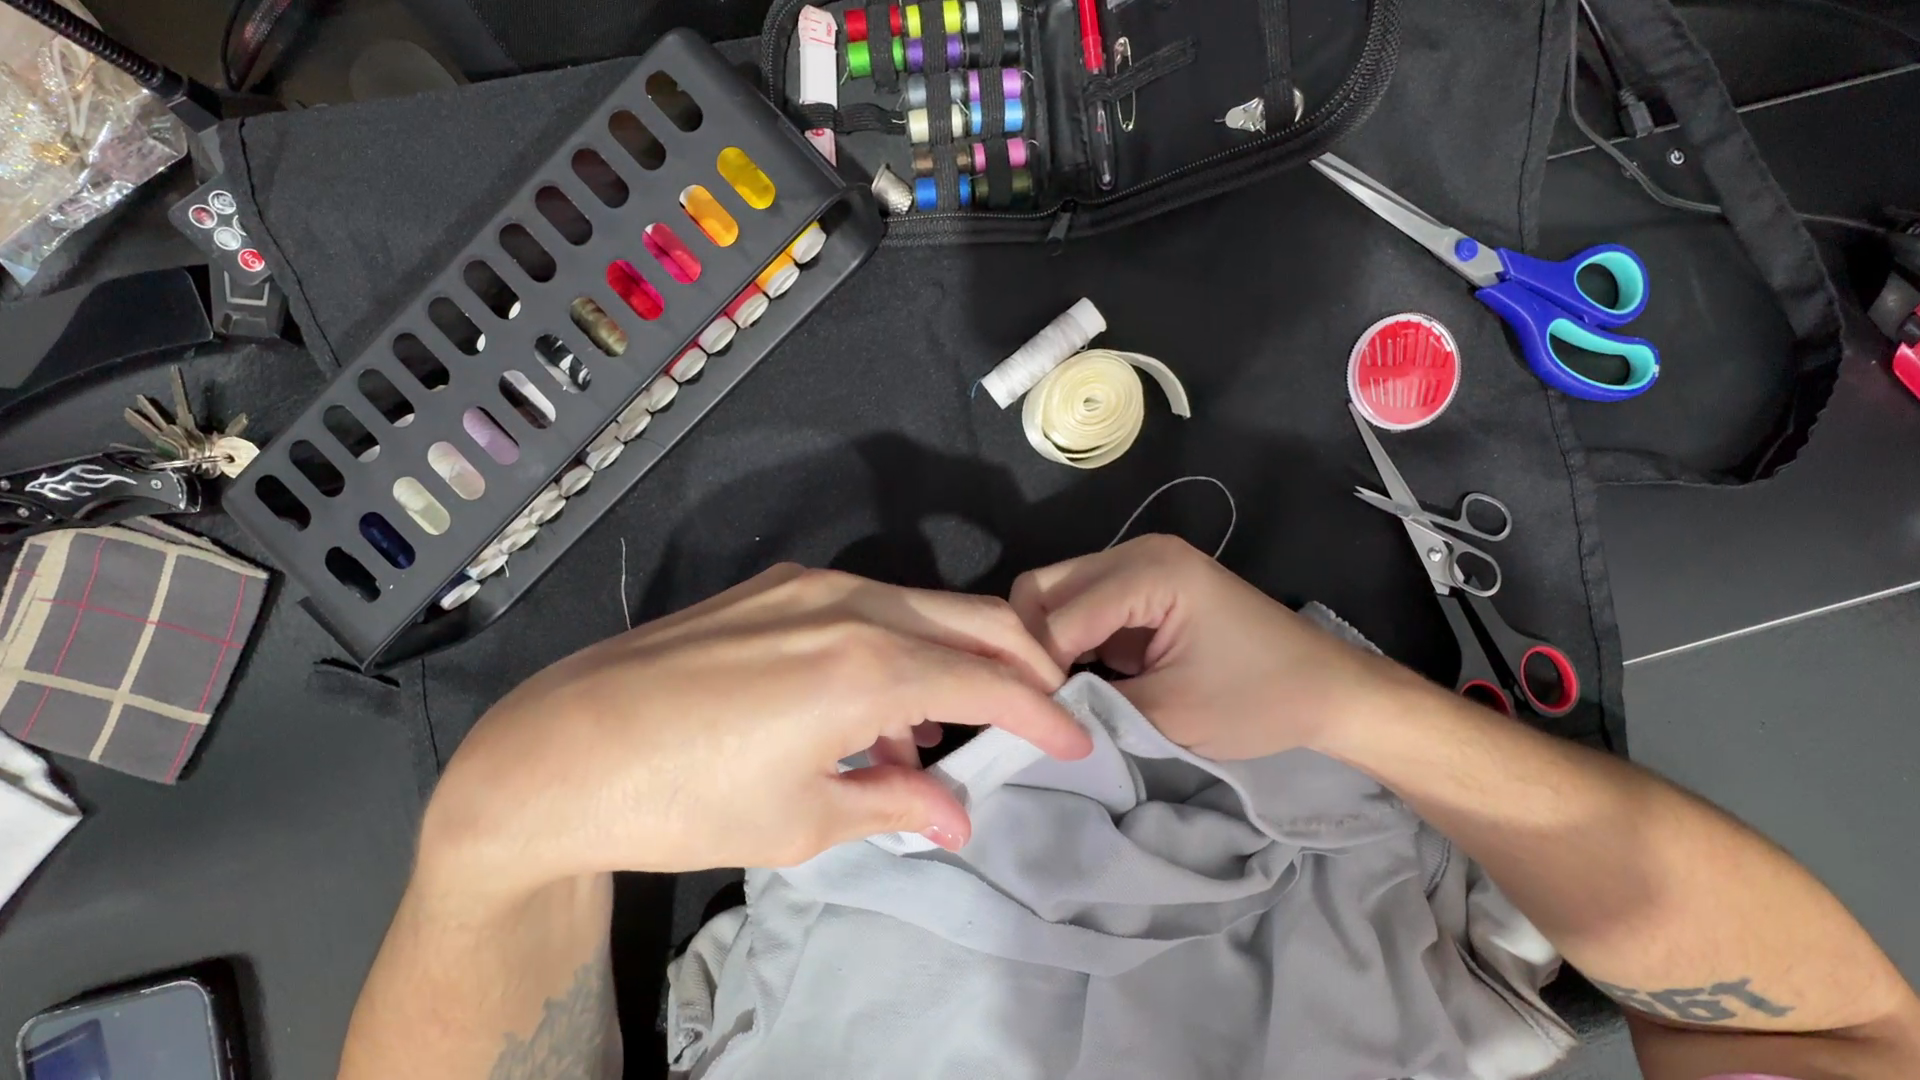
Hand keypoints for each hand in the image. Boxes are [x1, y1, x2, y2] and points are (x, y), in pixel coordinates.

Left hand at [418, 565, 1091, 902]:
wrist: (560, 749)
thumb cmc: (688, 800)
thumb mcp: (803, 819)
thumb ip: (896, 803)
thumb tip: (958, 814)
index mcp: (868, 665)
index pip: (988, 681)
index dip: (1041, 714)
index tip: (1075, 740)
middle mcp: (850, 603)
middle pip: (970, 619)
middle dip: (1021, 661)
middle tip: (1044, 707)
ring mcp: (809, 584)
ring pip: (919, 607)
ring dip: (952, 656)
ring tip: (942, 728)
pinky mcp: (775, 586)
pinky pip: (867, 605)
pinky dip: (898, 645)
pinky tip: (875, 700)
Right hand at [1010, 535, 1425, 759]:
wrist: (1328, 691)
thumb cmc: (1259, 700)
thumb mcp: (1169, 715)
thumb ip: (1094, 706)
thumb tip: (1038, 708)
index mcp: (1150, 571)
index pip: (1059, 614)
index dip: (1041, 668)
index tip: (1040, 717)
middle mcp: (1138, 552)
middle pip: (1044, 588)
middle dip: (1033, 645)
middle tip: (1042, 699)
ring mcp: (1140, 565)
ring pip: (1057, 595)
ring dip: (1049, 642)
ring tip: (1056, 693)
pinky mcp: (1143, 588)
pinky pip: (1082, 606)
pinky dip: (1071, 641)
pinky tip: (1078, 678)